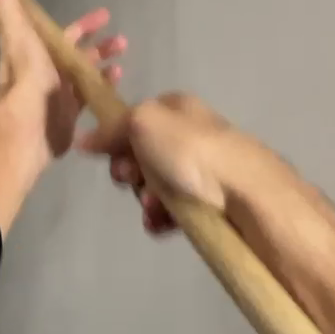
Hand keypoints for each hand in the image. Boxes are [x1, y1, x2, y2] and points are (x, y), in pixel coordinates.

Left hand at [0, 0, 122, 230]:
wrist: (26, 124)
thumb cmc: (24, 74)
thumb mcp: (15, 26)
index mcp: (35, 48)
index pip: (61, 30)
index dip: (83, 24)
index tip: (105, 14)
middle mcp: (46, 68)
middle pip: (75, 52)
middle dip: (98, 44)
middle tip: (122, 38)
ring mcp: (58, 92)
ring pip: (85, 74)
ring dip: (104, 64)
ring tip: (126, 58)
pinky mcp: (68, 115)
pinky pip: (89, 99)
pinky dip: (104, 90)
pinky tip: (119, 84)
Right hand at [78, 92, 304, 234]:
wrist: (250, 197)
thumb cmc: (192, 151)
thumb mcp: (142, 123)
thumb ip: (110, 129)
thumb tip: (84, 140)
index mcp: (177, 108)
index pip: (135, 117)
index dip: (117, 137)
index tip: (110, 155)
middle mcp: (192, 134)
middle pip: (142, 153)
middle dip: (131, 172)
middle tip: (132, 181)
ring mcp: (205, 169)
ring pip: (156, 184)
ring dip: (145, 198)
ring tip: (154, 210)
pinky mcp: (214, 202)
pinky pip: (176, 209)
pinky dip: (163, 217)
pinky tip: (162, 225)